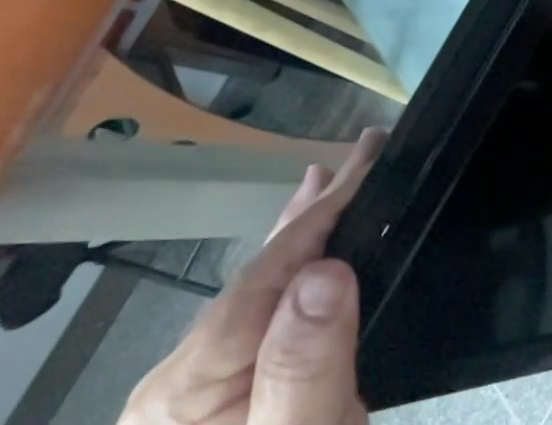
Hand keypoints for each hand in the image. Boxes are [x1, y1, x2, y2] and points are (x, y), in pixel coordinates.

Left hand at [121, 128, 386, 424]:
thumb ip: (303, 367)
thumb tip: (323, 271)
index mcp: (189, 388)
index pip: (262, 281)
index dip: (318, 222)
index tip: (369, 170)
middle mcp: (182, 380)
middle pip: (255, 275)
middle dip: (314, 211)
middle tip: (366, 152)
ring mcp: (197, 392)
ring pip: (257, 291)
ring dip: (303, 233)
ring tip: (332, 182)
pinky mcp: (223, 402)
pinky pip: (262, 318)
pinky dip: (292, 272)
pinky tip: (307, 259)